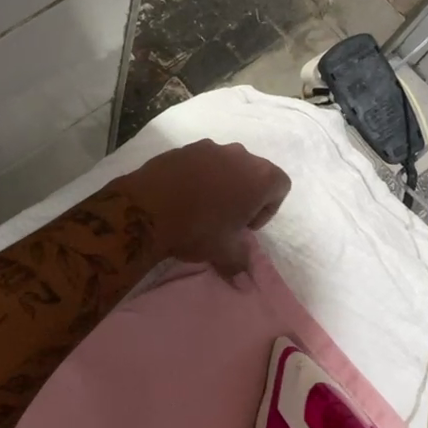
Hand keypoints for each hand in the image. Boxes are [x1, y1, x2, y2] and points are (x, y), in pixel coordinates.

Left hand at [116, 140, 289, 276]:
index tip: (245, 226)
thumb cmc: (197, 228)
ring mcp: (209, 147)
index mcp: (260, 176)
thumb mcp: (224, 252)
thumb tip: (243, 280)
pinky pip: (200, 162)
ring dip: (221, 184)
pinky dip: (198, 177)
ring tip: (202, 208)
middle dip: (245, 195)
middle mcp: (239, 154)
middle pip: (254, 173)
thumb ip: (240, 263)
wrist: (146, 208)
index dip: (267, 209)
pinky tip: (182, 197)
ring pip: (226, 165)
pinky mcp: (183, 148)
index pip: (281, 186)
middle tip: (226, 219)